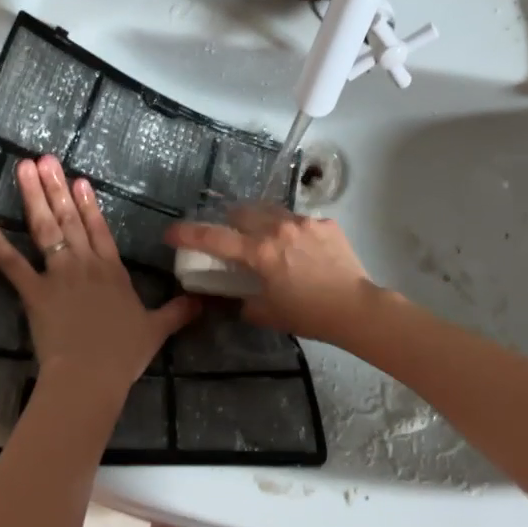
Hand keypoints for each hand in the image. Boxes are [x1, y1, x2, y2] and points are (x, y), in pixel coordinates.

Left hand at [0, 155, 198, 403]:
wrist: (91, 374)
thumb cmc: (123, 353)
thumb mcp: (156, 330)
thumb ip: (177, 312)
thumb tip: (202, 302)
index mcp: (112, 270)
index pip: (99, 229)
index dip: (87, 204)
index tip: (78, 179)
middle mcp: (84, 264)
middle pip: (69, 219)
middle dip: (56, 187)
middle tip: (44, 159)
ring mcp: (57, 275)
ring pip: (44, 229)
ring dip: (33, 197)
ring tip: (23, 169)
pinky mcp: (33, 292)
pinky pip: (11, 264)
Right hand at [164, 206, 393, 343]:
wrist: (357, 308)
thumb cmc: (309, 315)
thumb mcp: (268, 313)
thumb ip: (243, 301)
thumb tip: (232, 296)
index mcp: (261, 252)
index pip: (215, 238)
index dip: (188, 234)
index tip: (171, 233)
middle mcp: (279, 228)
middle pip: (242, 212)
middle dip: (230, 222)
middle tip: (230, 237)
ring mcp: (305, 222)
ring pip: (271, 211)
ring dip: (261, 222)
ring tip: (266, 239)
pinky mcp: (326, 223)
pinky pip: (300, 220)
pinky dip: (292, 231)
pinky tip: (300, 249)